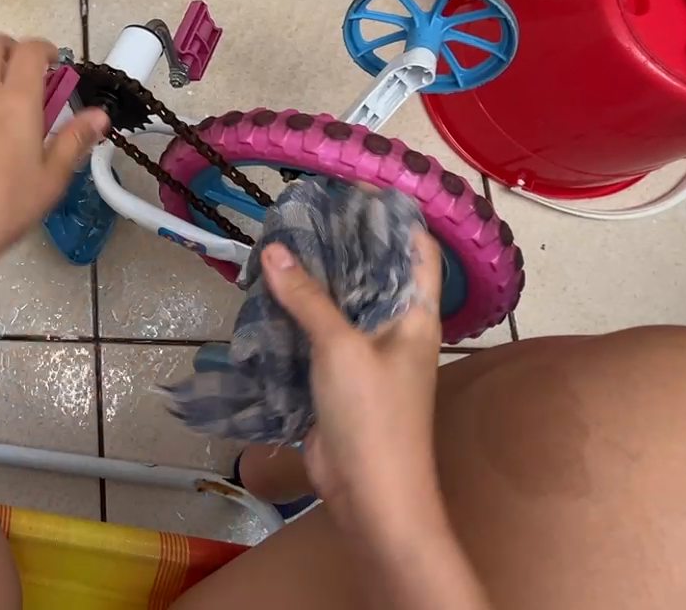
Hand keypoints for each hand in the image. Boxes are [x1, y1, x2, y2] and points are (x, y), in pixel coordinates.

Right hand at [261, 225, 444, 543]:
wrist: (371, 494)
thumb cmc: (373, 415)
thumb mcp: (340, 347)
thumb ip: (307, 298)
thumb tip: (273, 250)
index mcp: (414, 317)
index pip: (417, 254)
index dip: (395, 220)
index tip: (359, 191)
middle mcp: (394, 328)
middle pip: (372, 272)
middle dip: (343, 242)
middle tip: (304, 210)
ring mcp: (366, 351)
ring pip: (341, 299)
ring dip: (314, 275)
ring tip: (280, 240)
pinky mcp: (338, 372)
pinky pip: (318, 328)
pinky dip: (297, 307)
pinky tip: (269, 290)